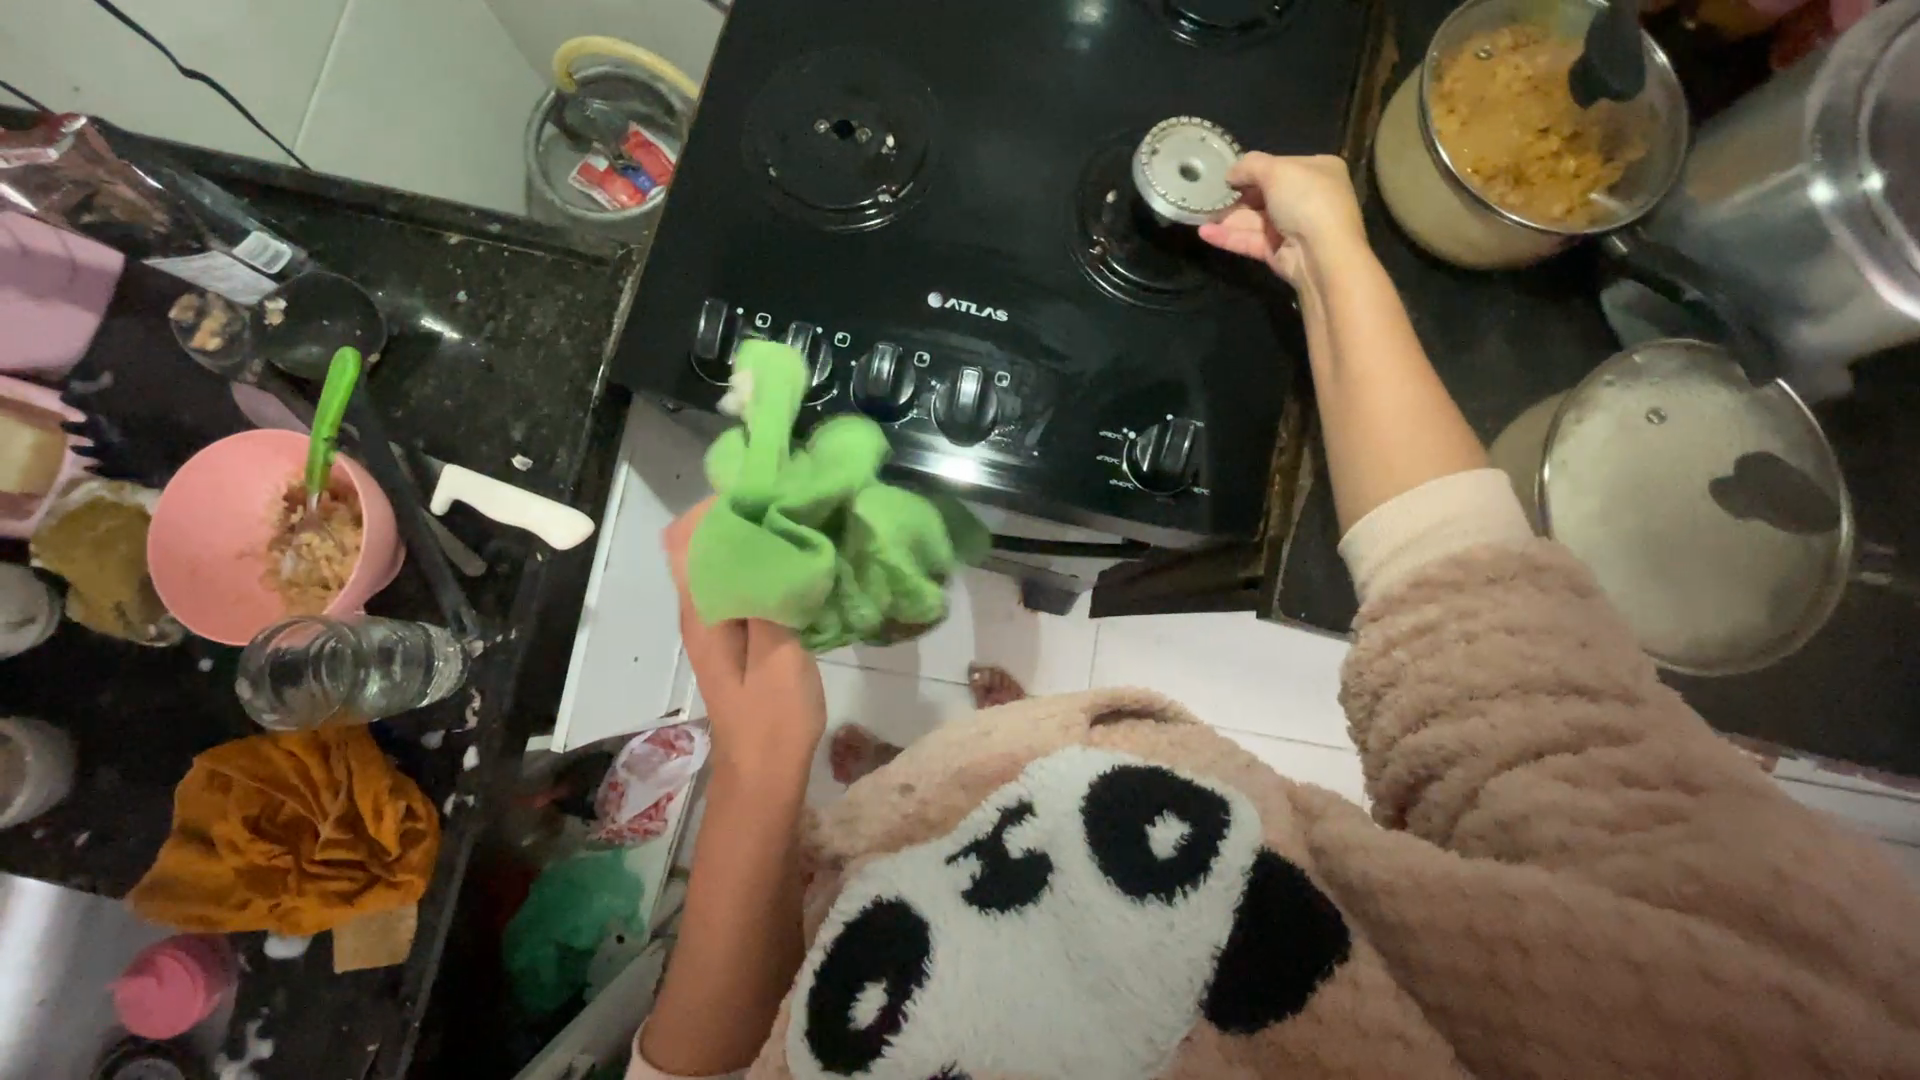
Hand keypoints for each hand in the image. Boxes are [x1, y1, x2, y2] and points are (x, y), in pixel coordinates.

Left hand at [664, 498, 826, 780]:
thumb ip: (772, 599)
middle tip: (788, 498)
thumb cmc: (773, 719)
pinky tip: (799, 561)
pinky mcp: (737, 633)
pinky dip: (764, 562)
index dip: (716, 506)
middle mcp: (701, 609)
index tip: (763, 487)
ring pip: (723, 561)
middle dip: (738, 513)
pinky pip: (741, 582)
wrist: (764, 773)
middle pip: (702, 544)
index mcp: (704, 611)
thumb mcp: (780, 658)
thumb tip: (772, 542)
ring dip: (753, 536)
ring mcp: (717, 622)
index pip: (686, 539)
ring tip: (798, 520)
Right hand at [1196, 153, 1366, 288]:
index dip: (1253, 169)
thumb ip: (1250, 165)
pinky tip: (1204, 233)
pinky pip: (1250, 240)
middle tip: (1208, 195)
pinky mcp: (1278, 251)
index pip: (1280, 166)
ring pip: (1254, 219)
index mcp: (1317, 170)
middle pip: (1264, 194)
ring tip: (1198, 214)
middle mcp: (1306, 197)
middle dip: (1236, 196)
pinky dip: (1228, 236)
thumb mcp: (1277, 170)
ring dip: (1227, 217)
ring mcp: (1292, 226)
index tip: (1226, 174)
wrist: (1321, 252)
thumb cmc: (1306, 200)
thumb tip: (1231, 172)